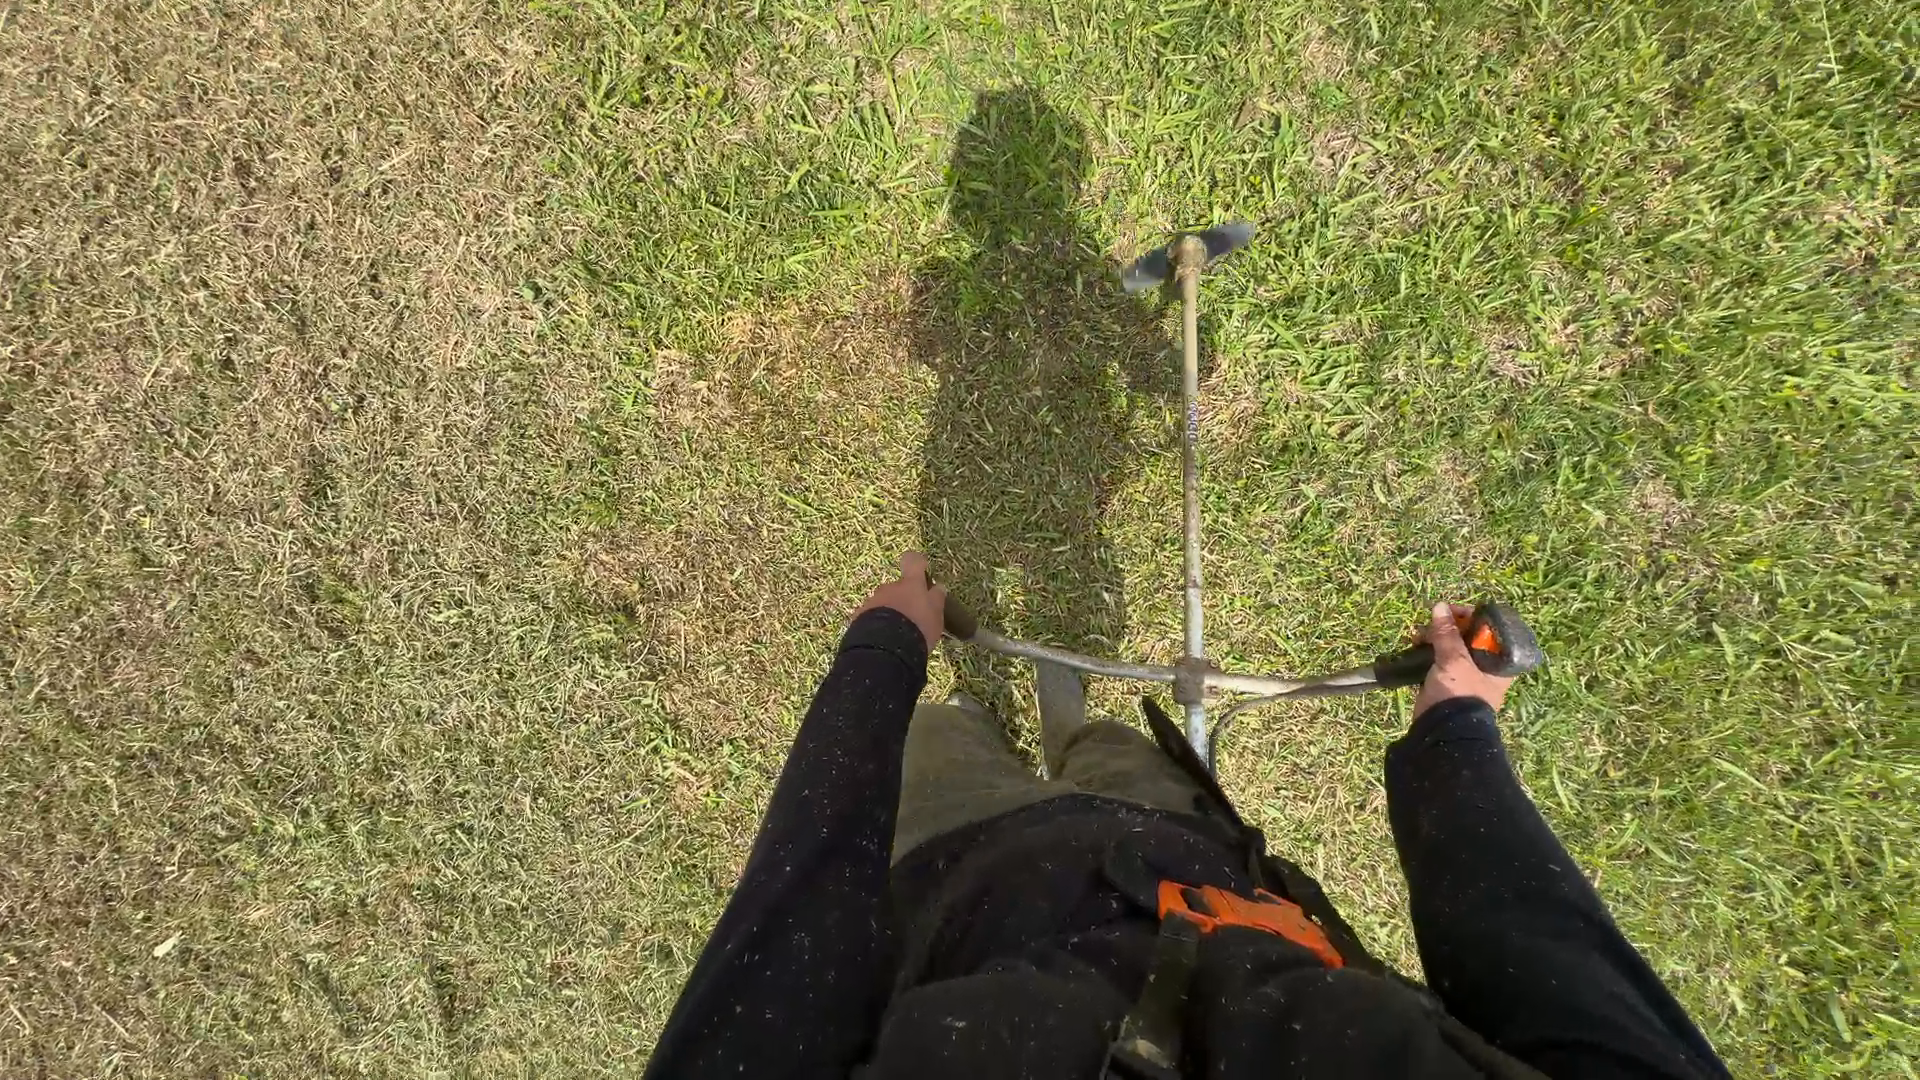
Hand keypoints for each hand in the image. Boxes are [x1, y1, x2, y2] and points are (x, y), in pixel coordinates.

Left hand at [853, 551, 948, 652]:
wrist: (886, 649)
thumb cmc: (918, 627)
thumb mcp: (936, 615)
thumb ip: (936, 599)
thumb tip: (938, 587)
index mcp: (911, 584)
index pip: (913, 561)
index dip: (916, 563)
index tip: (920, 570)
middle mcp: (890, 588)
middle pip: (897, 587)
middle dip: (903, 598)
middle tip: (912, 617)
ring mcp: (872, 601)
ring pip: (883, 602)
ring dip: (889, 613)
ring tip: (898, 634)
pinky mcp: (859, 617)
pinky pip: (871, 616)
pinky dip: (877, 624)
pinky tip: (884, 640)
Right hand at [1414, 602, 1515, 717]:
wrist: (1443, 727)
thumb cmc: (1459, 693)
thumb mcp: (1454, 661)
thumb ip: (1446, 634)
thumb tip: (1439, 607)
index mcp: (1499, 660)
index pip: (1488, 628)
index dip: (1468, 617)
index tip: (1447, 613)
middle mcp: (1485, 663)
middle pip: (1466, 634)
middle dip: (1445, 627)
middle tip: (1429, 627)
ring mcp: (1465, 671)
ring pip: (1449, 644)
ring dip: (1432, 636)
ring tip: (1417, 637)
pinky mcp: (1446, 678)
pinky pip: (1437, 656)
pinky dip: (1426, 648)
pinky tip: (1414, 645)